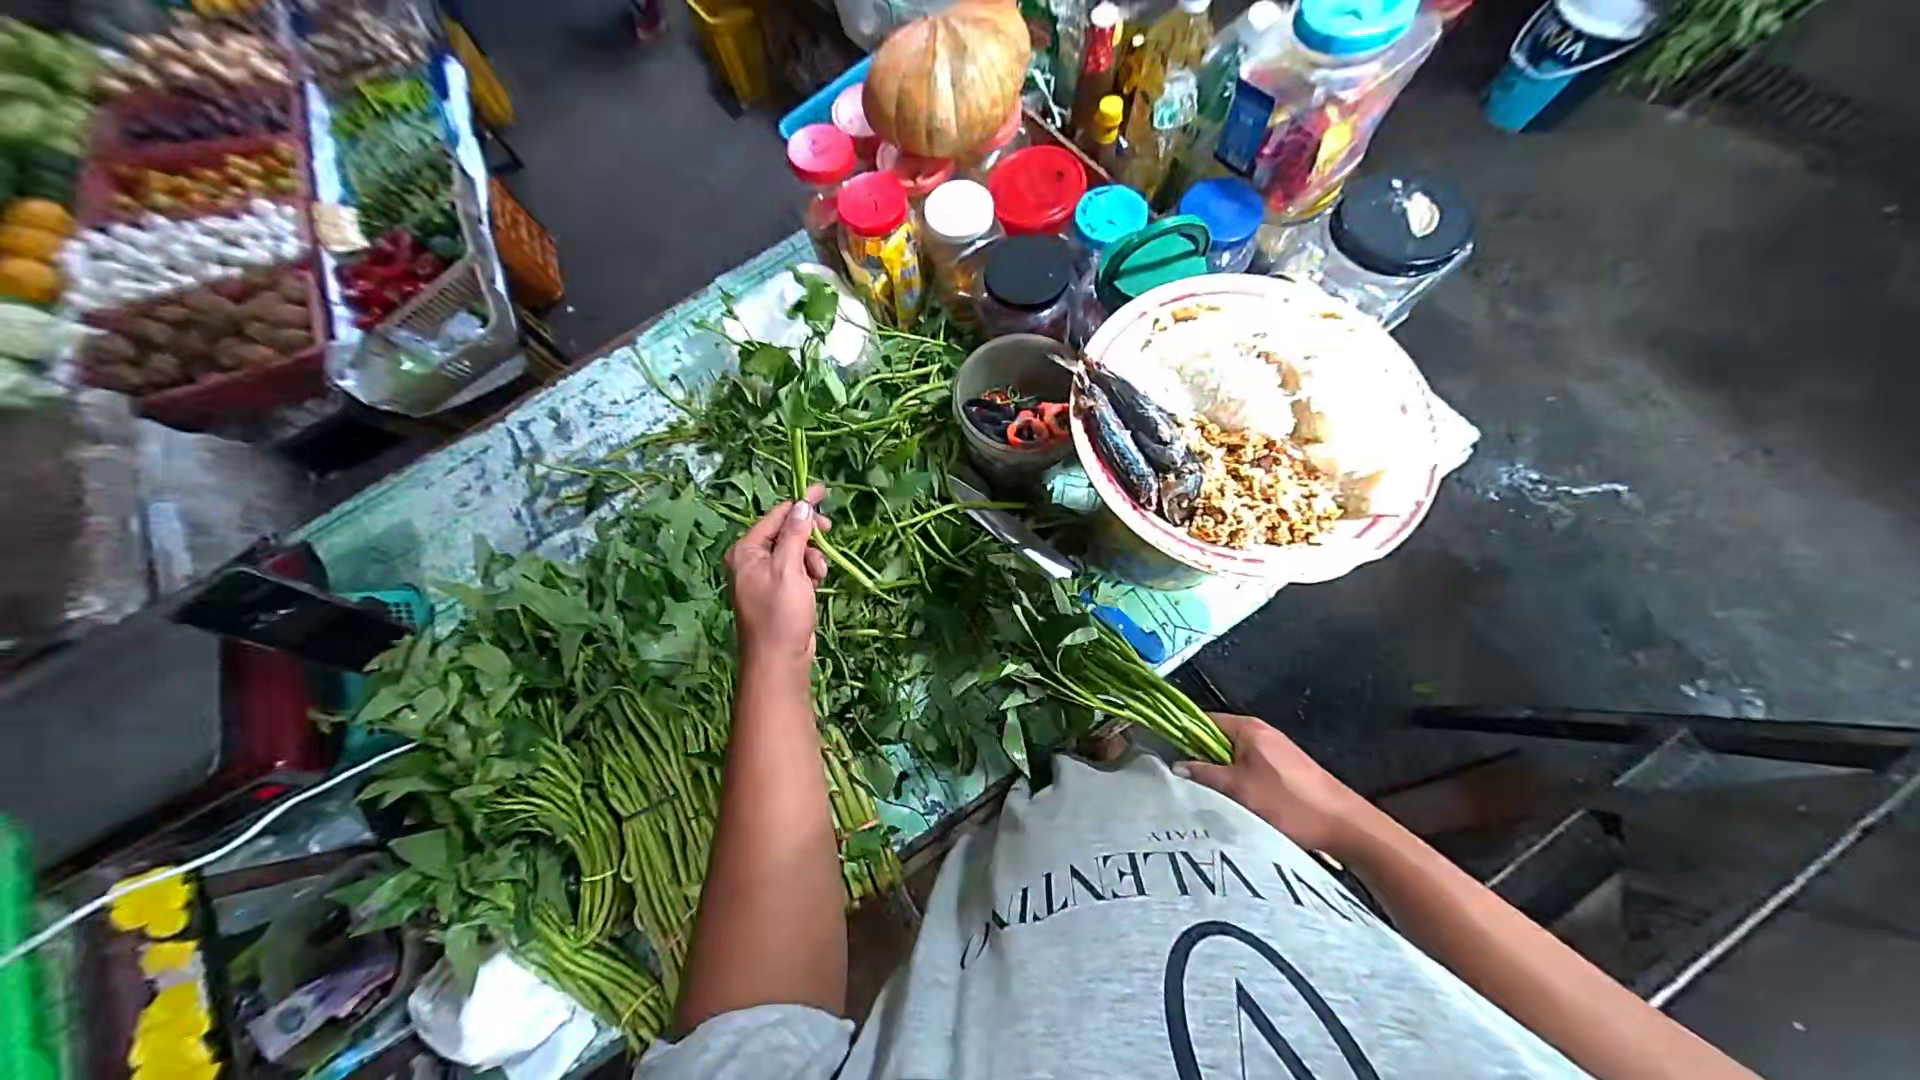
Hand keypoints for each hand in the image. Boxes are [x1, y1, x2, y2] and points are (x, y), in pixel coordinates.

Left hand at [724, 484, 830, 667]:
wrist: (779, 660)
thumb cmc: (781, 613)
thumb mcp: (790, 569)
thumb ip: (796, 534)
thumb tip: (802, 505)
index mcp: (746, 550)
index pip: (776, 516)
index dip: (800, 503)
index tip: (823, 491)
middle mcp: (751, 560)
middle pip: (786, 532)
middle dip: (809, 535)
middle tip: (828, 535)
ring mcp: (764, 576)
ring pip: (796, 551)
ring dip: (812, 558)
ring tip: (818, 575)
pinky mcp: (778, 591)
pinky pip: (797, 569)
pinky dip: (809, 573)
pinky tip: (815, 584)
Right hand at [1174, 713, 1381, 861]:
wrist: (1344, 825)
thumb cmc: (1288, 802)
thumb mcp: (1238, 789)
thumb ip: (1204, 773)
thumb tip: (1177, 765)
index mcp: (1247, 727)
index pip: (1202, 719)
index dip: (1183, 733)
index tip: (1167, 753)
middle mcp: (1260, 731)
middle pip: (1217, 737)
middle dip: (1201, 756)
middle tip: (1185, 779)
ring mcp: (1275, 749)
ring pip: (1233, 754)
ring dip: (1220, 771)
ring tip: (1207, 791)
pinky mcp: (1285, 767)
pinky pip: (1249, 766)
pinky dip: (1238, 779)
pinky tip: (1235, 799)